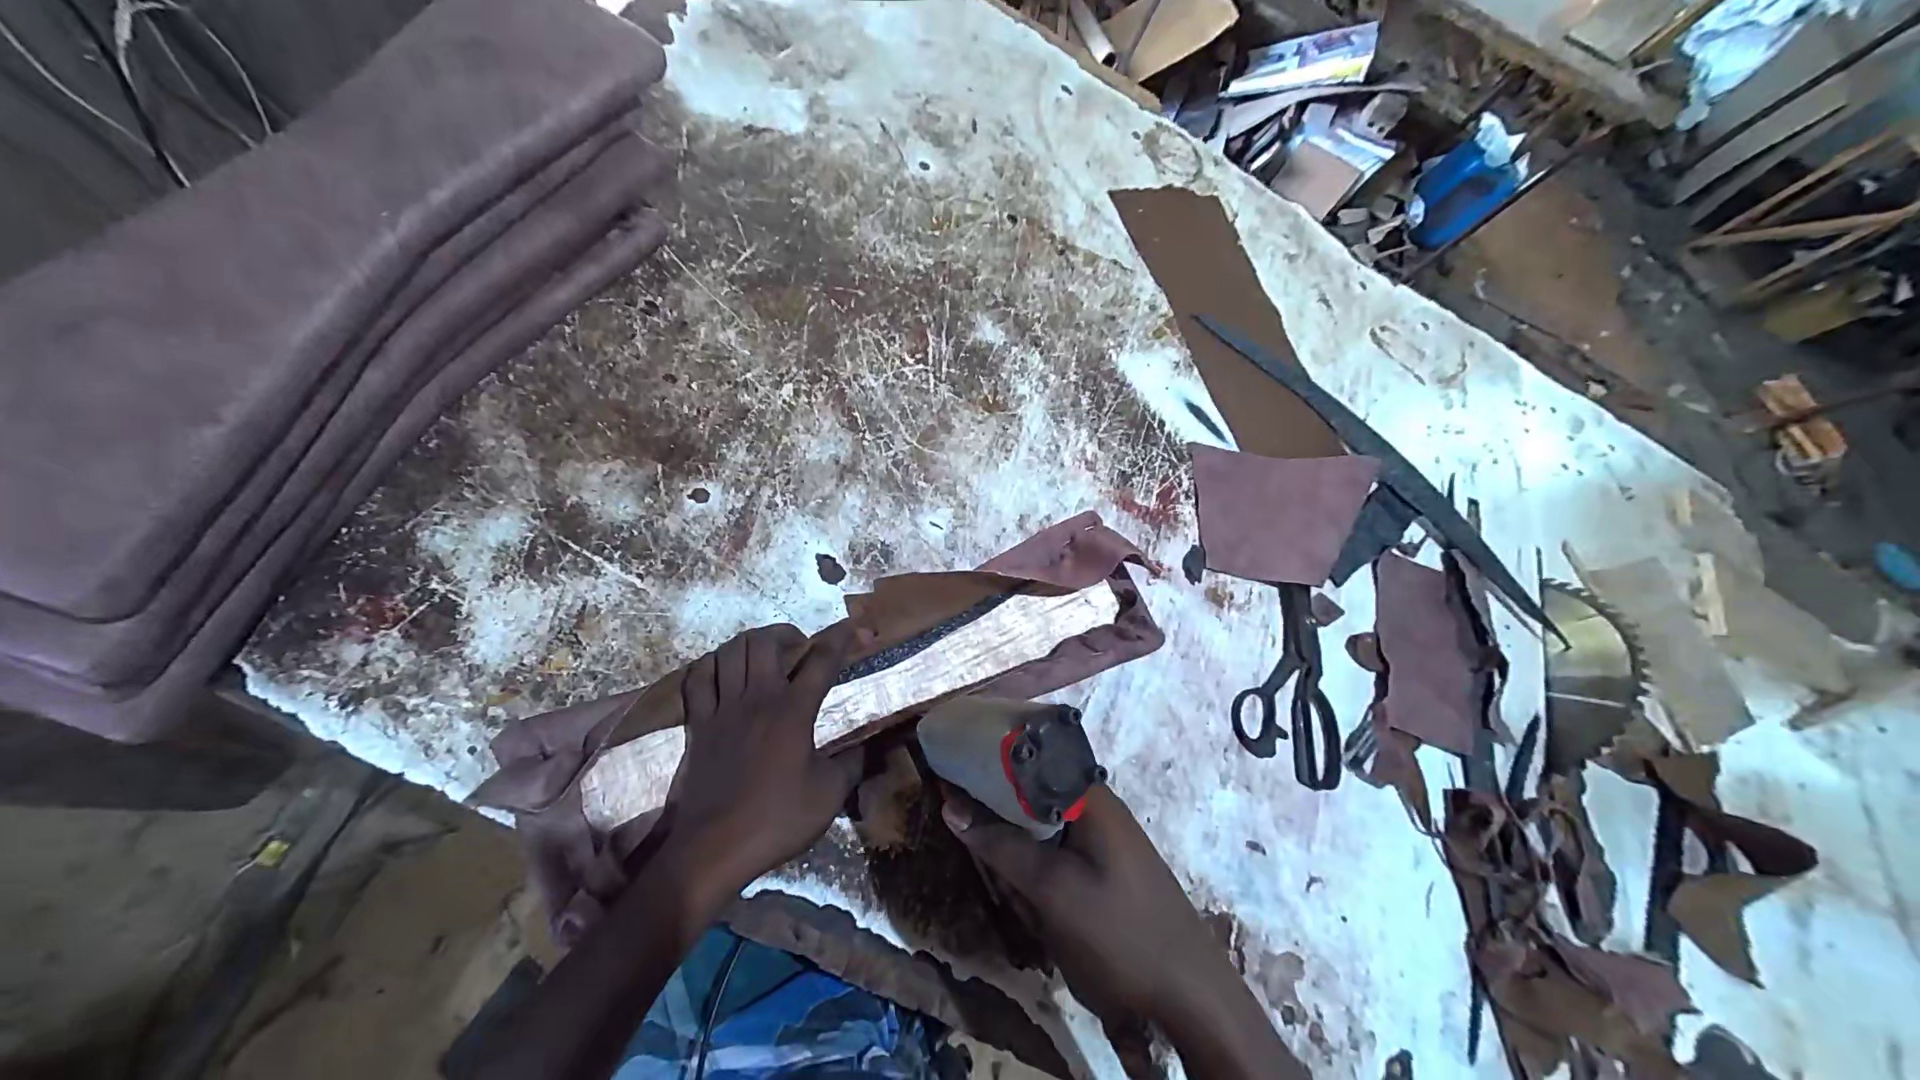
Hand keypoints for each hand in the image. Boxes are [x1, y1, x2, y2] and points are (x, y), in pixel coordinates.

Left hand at [656, 623, 858, 907]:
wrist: (714, 847)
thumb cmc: (777, 820)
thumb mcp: (829, 794)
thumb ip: (851, 763)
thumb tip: (865, 747)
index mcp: (794, 711)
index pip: (822, 660)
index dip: (841, 638)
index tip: (853, 626)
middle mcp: (758, 698)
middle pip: (765, 642)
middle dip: (785, 633)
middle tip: (798, 646)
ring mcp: (722, 709)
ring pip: (729, 652)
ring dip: (748, 644)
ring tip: (761, 655)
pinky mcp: (697, 725)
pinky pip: (696, 679)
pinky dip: (708, 666)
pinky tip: (719, 671)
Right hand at [941, 783, 1221, 1020]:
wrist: (1192, 1001)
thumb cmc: (1119, 935)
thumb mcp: (1051, 889)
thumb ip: (1000, 845)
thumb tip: (950, 804)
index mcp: (1090, 798)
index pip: (1026, 761)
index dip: (985, 768)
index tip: (949, 779)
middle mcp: (1099, 810)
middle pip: (1029, 801)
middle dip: (1005, 833)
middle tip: (999, 874)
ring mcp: (1106, 843)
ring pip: (1041, 837)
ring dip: (1023, 870)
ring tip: (1030, 910)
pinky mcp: (1107, 873)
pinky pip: (1059, 863)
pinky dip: (1042, 885)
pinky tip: (1045, 919)